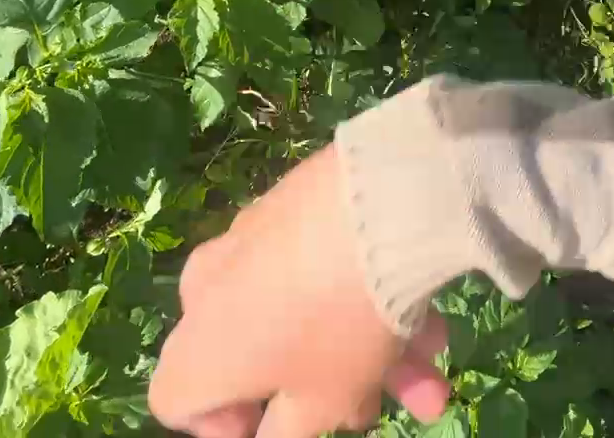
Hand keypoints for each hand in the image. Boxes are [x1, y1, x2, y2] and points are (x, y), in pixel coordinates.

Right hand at [150, 145, 452, 437]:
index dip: (227, 427)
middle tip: (381, 406)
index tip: (283, 429)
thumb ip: (286, 434)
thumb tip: (273, 433)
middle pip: (263, 357)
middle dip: (333, 392)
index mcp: (197, 347)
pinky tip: (432, 320)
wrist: (377, 203)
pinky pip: (325, 264)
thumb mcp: (320, 404)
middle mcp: (212, 287)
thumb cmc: (336, 322)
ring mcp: (257, 236)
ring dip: (370, 352)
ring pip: (307, 310)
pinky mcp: (300, 199)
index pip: (179, 401)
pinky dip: (369, 297)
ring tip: (434, 374)